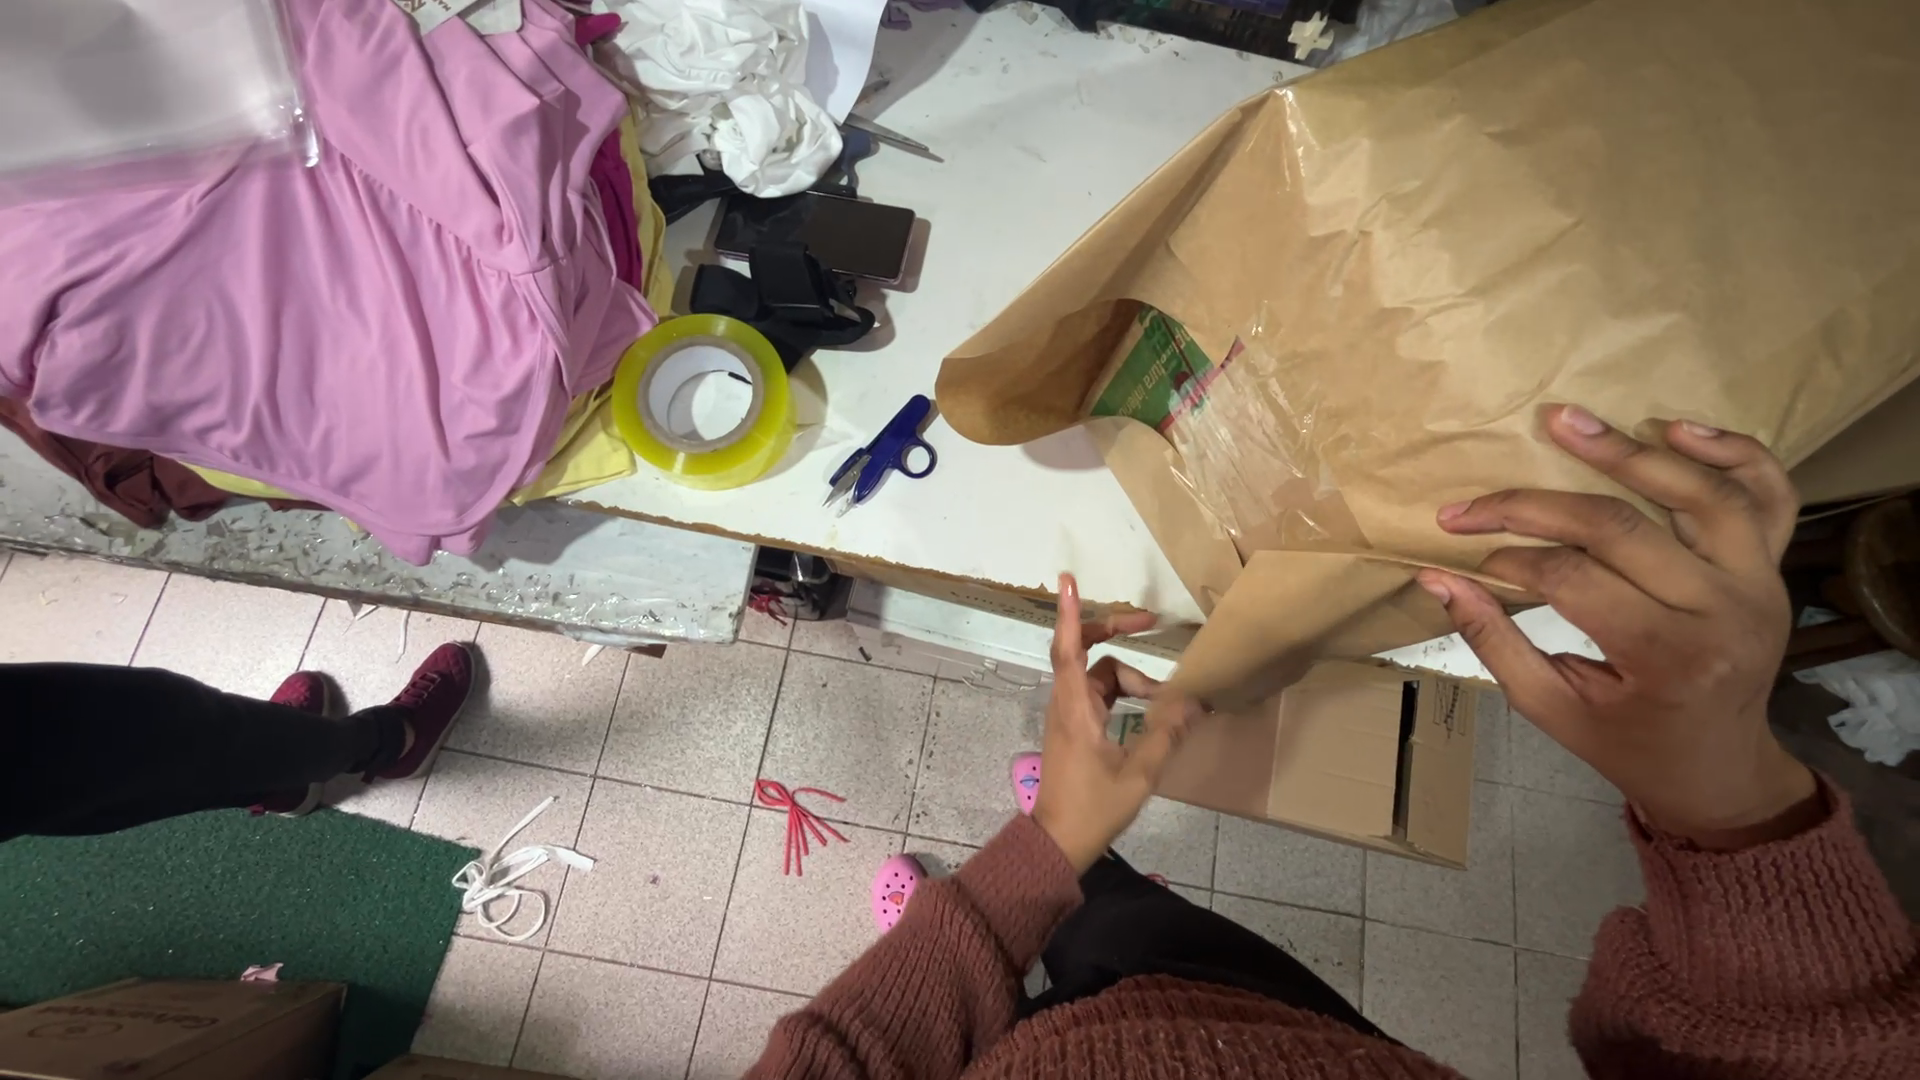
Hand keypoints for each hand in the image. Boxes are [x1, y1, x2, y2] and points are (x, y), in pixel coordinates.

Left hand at [1032, 573, 1199, 872]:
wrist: (1059, 841)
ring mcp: (1069, 713)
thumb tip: (1195, 702)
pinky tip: (1152, 711)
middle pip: (1084, 648)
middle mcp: (1067, 701)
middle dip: (1115, 630)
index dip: (1068, 610)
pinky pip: (1100, 695)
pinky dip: (1124, 694)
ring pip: (1100, 675)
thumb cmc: (1093, 807)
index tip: (1067, 578)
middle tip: (1151, 623)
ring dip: (1132, 679)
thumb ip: (1166, 734)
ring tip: (1167, 702)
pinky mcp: (1075, 727)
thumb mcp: (1139, 773)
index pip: (1067, 646)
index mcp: (1075, 706)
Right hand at [1417, 405, 1819, 848]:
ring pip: (1698, 494)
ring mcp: (1758, 582)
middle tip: (1468, 506)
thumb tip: (1434, 579)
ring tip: (1563, 421)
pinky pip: (1770, 495)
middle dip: (1528, 507)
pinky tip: (1675, 427)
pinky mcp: (1769, 567)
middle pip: (1617, 528)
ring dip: (1626, 452)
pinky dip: (1732, 453)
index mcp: (1666, 654)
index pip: (1569, 579)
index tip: (1466, 566)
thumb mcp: (1544, 703)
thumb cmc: (1622, 739)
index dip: (1505, 564)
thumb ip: (1489, 637)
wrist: (1717, 764)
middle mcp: (1724, 609)